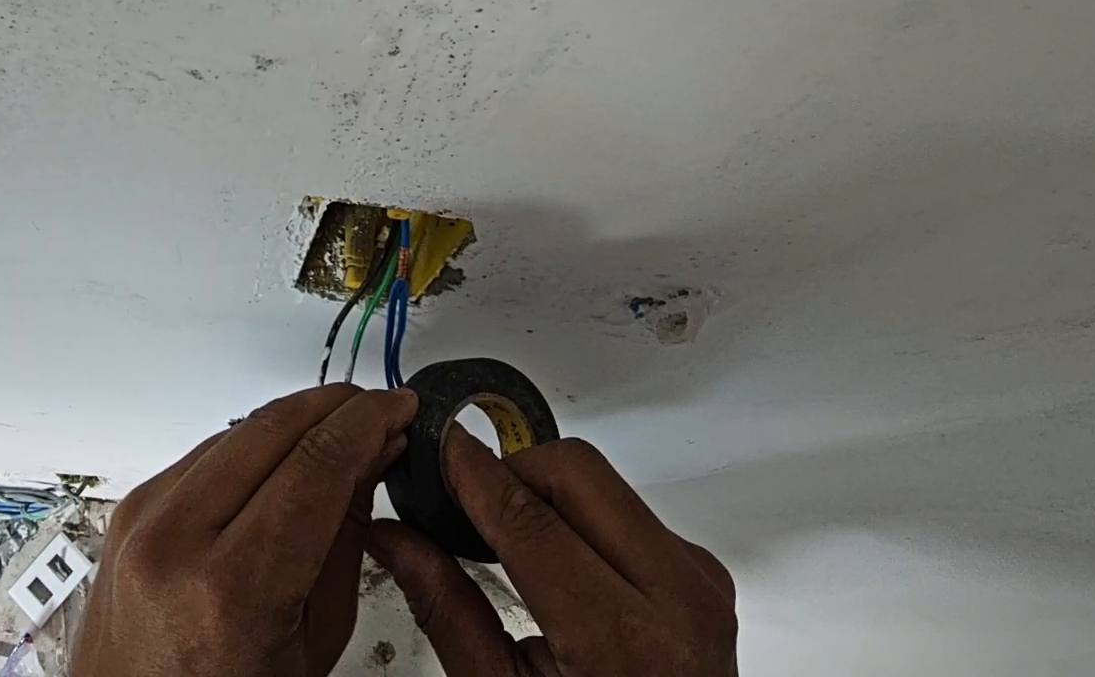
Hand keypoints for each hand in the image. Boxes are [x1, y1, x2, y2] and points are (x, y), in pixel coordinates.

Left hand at [73, 384, 418, 676]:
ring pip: (243, 427)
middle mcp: (174, 543)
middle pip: (275, 426)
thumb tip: (375, 450)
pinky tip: (288, 456)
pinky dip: (259, 443)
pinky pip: (211, 449)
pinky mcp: (135, 506)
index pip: (317, 463)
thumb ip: (349, 531)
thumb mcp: (317, 635)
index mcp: (230, 592)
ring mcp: (145, 519)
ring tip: (341, 436)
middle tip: (379, 409)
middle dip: (338, 405)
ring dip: (300, 419)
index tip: (398, 405)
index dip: (368, 419)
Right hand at [367, 426, 735, 675]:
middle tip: (467, 503)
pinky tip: (549, 549)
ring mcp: (697, 577)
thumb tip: (394, 537)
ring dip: (540, 487)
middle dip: (510, 470)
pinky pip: (621, 502)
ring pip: (599, 477)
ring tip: (503, 531)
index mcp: (627, 646)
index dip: (475, 474)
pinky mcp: (700, 566)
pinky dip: (572, 508)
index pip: (533, 523)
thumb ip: (449, 612)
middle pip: (575, 470)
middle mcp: (678, 598)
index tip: (438, 447)